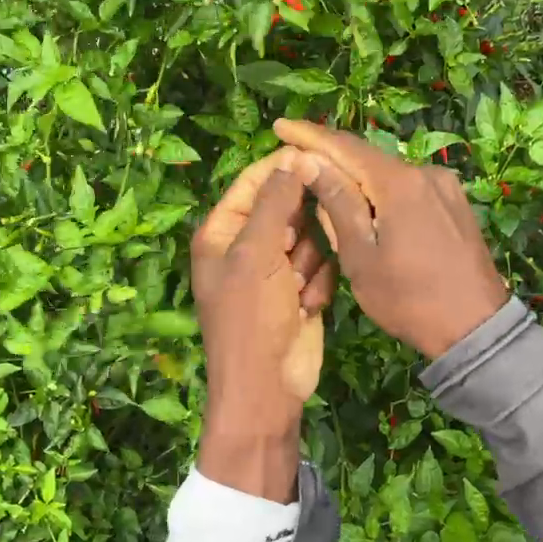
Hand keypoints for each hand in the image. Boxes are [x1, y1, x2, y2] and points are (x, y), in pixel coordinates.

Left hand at [189, 148, 336, 499]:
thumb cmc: (251, 318)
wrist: (268, 388)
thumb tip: (294, 157)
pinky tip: (308, 307)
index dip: (282, 166)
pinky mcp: (299, 288)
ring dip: (309, 262)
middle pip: (286, 207)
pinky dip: (318, 284)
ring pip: (309, 236)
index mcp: (222, 231)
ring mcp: (274, 268)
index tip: (316, 152)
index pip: (253, 182)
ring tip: (296, 289)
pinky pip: (321, 265)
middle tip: (298, 247)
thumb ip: (275, 202)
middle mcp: (245, 244)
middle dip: (299, 228)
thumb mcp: (257, 254)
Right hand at [272, 119, 506, 358]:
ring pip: (388, 173)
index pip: (345, 147)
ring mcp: (445, 187)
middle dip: (330, 155)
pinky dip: (381, 190)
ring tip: (325, 182)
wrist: (478, 330)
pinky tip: (365, 203)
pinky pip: (408, 187)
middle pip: (368, 156)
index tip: (280, 125)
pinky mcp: (454, 204)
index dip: (309, 135)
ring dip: (356, 176)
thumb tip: (309, 161)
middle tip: (295, 152)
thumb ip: (336, 203)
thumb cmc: (409, 299)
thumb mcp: (360, 256)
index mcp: (400, 183)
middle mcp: (425, 173)